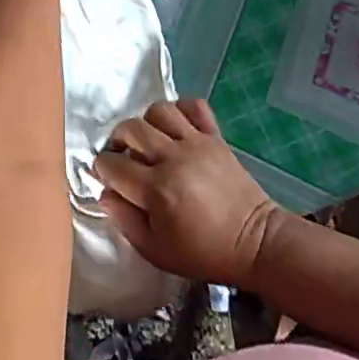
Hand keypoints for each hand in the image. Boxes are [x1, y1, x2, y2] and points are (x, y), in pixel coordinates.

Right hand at [95, 99, 283, 286]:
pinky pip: (194, 106)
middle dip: (118, 140)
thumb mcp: (156, 252)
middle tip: (123, 156)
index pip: (112, 164)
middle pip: (130, 128)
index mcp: (156, 190)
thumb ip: (124, 220)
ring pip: (159, 110)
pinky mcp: (215, 137)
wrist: (256, 244)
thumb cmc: (204, 253)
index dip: (102, 169)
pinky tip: (177, 129)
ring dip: (147, 122)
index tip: (107, 177)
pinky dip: (181, 110)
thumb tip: (105, 193)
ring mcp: (196, 143)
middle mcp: (173, 158)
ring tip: (150, 141)